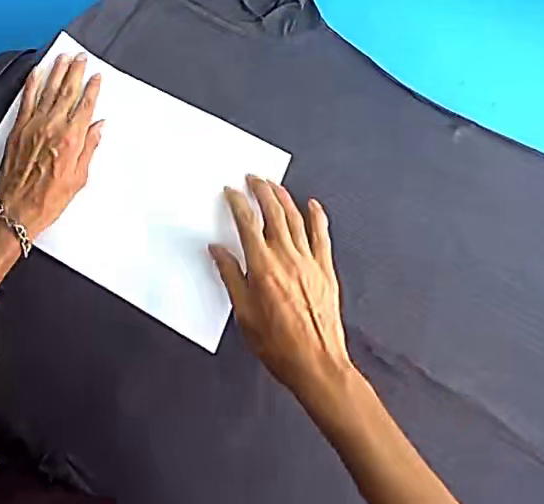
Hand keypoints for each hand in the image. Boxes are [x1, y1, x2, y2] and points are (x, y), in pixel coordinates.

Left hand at [0, 53, 103, 240]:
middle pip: (67, 91)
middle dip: (76, 72)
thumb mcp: (79, 177)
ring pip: (48, 90)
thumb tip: (97, 128)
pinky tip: (36, 72)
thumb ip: (89, 147)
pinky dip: (32, 83)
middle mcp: (53, 127)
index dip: (92, 88)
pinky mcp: (18, 128)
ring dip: (57, 71)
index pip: (86, 105)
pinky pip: (26, 99)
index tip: (96, 77)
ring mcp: (34, 125)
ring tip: (63, 57)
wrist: (16, 208)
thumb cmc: (47, 198)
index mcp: (71, 139)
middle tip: (80, 58)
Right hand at [212, 175, 355, 402]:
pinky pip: (321, 236)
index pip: (246, 222)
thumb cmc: (280, 346)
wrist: (318, 365)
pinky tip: (313, 205)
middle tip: (253, 179)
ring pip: (295, 218)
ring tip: (274, 185)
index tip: (231, 192)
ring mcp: (308, 262)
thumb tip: (218, 252)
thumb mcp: (244, 313)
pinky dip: (317, 217)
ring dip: (283, 197)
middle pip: (272, 212)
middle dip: (261, 190)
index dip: (237, 202)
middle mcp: (285, 258)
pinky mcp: (325, 271)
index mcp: (262, 267)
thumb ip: (231, 276)